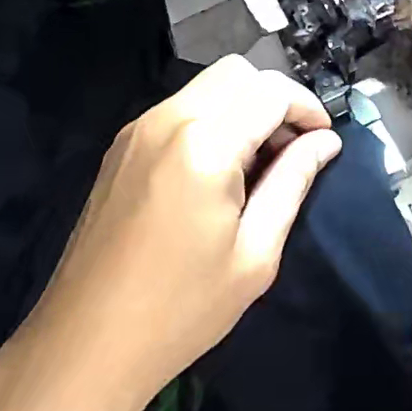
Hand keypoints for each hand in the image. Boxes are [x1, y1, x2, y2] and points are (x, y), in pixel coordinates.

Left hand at [0, 55, 341, 410]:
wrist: (87, 338)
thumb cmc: (181, 308)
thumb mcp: (254, 254)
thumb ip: (292, 183)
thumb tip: (325, 141)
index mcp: (204, 144)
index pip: (270, 91)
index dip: (306, 106)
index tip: (323, 137)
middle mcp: (168, 118)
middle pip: (237, 72)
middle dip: (274, 97)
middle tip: (290, 148)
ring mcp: (139, 126)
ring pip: (206, 84)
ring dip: (241, 105)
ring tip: (256, 161)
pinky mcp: (122, 142)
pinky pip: (179, 106)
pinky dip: (210, 117)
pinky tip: (215, 167)